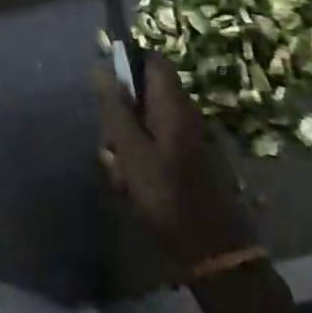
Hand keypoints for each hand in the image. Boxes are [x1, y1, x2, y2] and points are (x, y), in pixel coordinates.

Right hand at [96, 58, 257, 281]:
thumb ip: (115, 107)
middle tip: (109, 140)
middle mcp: (181, 115)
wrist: (211, 251)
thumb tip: (101, 66)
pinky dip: (136, 159)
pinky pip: (151, 145)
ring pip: (142, 122)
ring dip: (123, 140)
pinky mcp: (183, 161)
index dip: (127, 63)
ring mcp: (184, 139)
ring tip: (118, 170)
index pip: (152, 61)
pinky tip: (129, 184)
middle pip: (141, 93)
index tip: (105, 85)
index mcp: (172, 105)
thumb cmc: (167, 194)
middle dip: (118, 112)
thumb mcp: (131, 149)